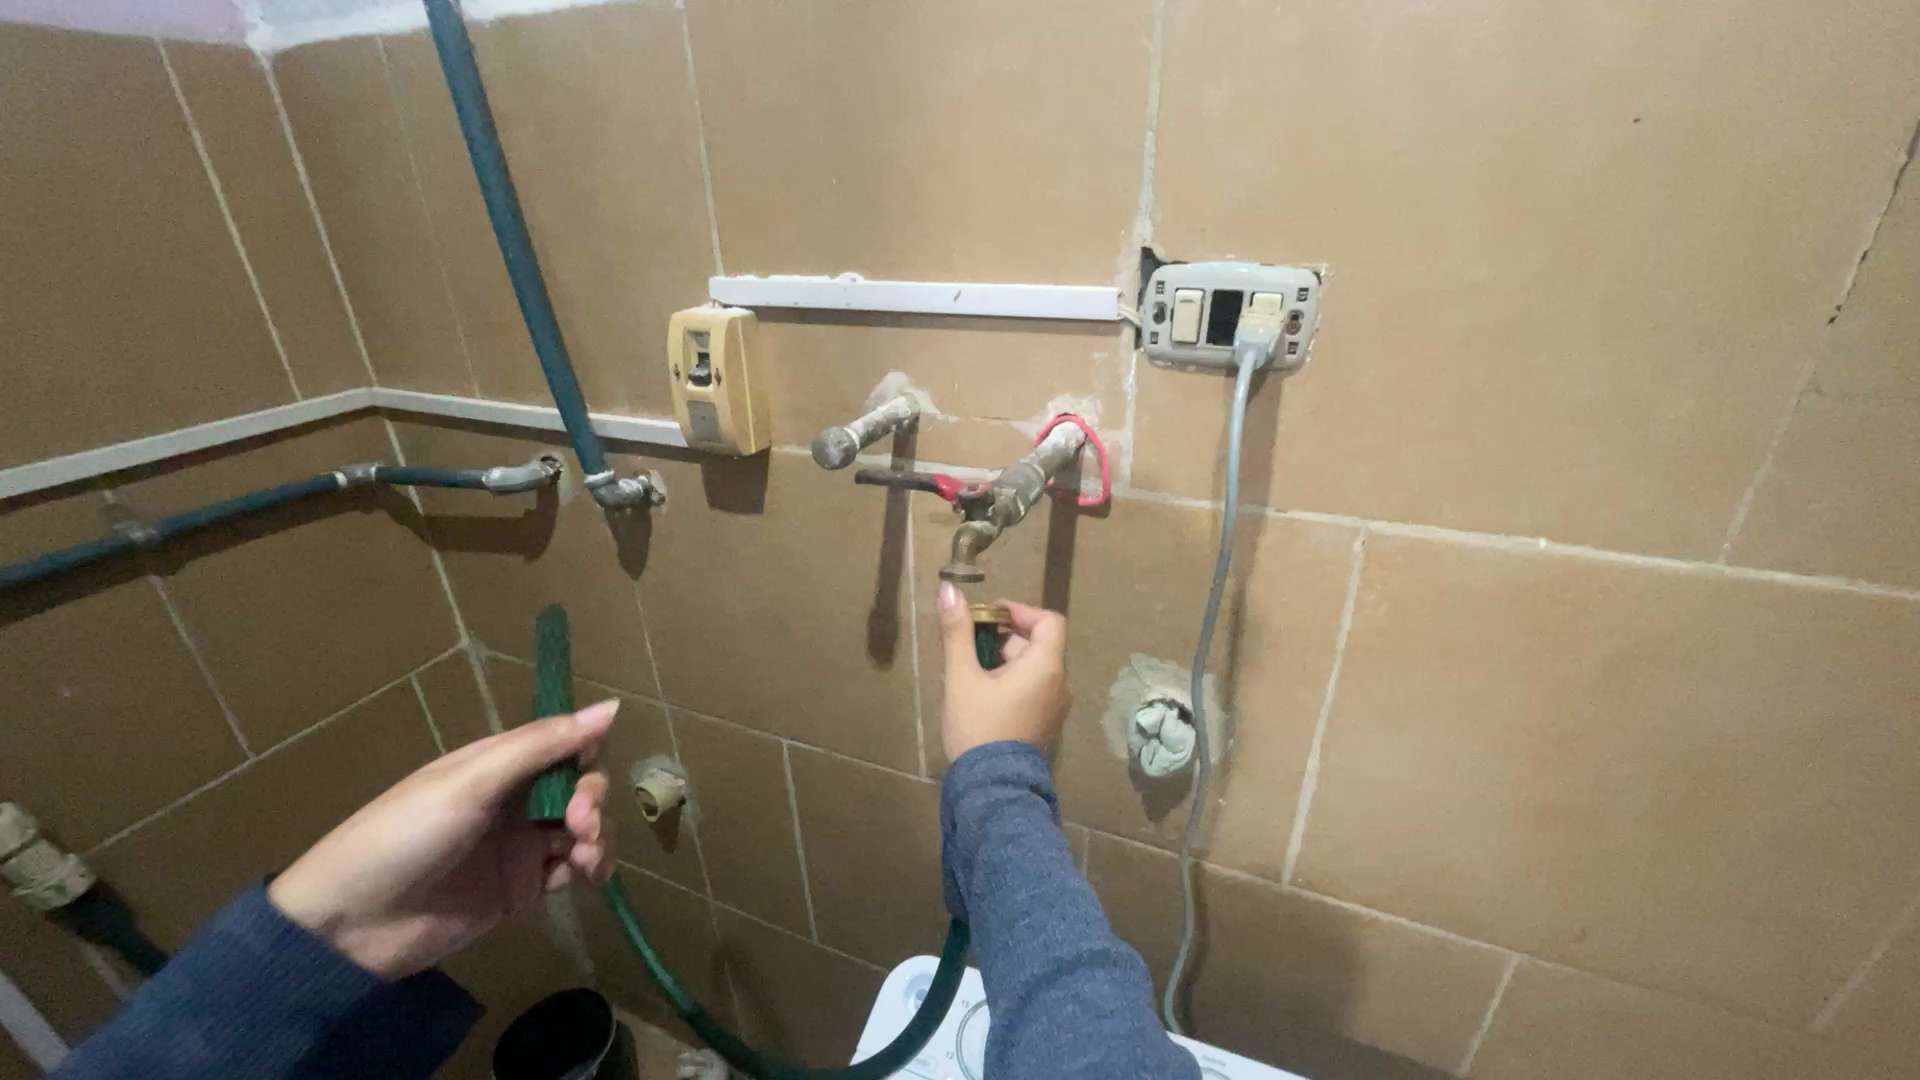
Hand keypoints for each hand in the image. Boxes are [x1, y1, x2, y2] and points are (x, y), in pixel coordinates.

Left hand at [267, 700, 618, 978]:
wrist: (346, 929)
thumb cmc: (403, 837)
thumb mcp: (472, 782)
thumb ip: (542, 745)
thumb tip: (612, 706)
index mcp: (503, 764)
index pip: (568, 745)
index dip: (588, 756)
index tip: (584, 778)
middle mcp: (518, 799)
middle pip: (582, 787)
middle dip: (592, 803)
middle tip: (580, 827)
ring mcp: (522, 844)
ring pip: (585, 828)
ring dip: (597, 838)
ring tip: (584, 861)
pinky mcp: (523, 887)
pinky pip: (574, 869)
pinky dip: (590, 869)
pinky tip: (587, 877)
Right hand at [937, 583, 1070, 761]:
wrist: (992, 789)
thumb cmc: (979, 727)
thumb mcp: (962, 677)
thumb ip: (957, 632)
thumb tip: (949, 590)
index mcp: (1047, 667)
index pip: (1048, 621)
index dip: (1020, 611)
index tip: (989, 617)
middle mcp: (1059, 683)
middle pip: (1037, 644)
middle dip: (1003, 639)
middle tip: (969, 650)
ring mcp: (1056, 707)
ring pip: (1033, 669)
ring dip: (1004, 663)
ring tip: (969, 676)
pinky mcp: (1046, 725)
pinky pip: (1033, 690)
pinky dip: (1011, 683)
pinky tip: (982, 698)